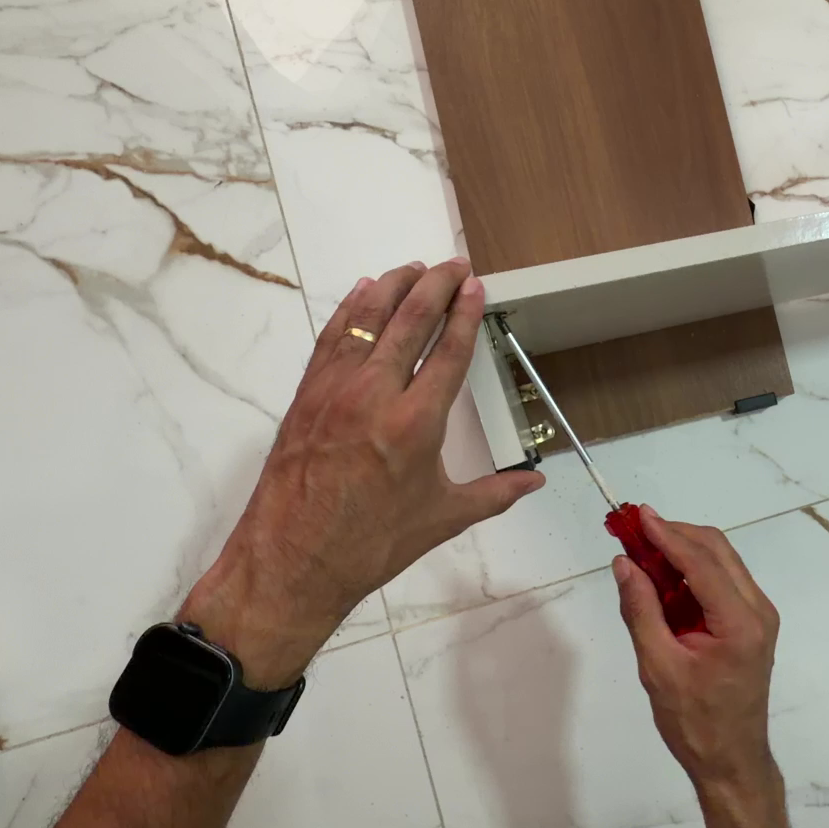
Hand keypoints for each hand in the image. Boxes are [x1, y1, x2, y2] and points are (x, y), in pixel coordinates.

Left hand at [184, 259, 544, 685]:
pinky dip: (350, 309)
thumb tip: (537, 481)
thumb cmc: (375, 542)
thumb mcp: (444, 518)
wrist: (292, 562)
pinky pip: (333, 338)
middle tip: (454, 265)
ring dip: (394, 286)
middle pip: (410, 321)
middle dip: (435, 286)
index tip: (476, 286)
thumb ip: (495, 493)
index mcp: (418, 422)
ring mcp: (336, 389)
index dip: (465, 314)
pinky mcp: (307, 395)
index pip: (449, 351)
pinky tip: (364, 292)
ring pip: (368, 320)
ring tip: (414, 267)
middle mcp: (377, 394)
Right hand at [612, 508, 780, 792]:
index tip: (637, 515)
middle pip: (717, 550)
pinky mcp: (753, 621)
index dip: (667, 535)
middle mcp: (758, 609)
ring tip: (643, 549)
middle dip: (675, 534)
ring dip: (684, 548)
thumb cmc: (694, 722)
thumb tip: (624, 563)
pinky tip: (664, 576)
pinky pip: (723, 579)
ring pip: (722, 560)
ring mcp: (760, 614)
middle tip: (634, 530)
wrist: (732, 761)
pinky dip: (693, 568)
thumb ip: (641, 610)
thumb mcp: (658, 667)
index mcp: (740, 623)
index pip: (701, 563)